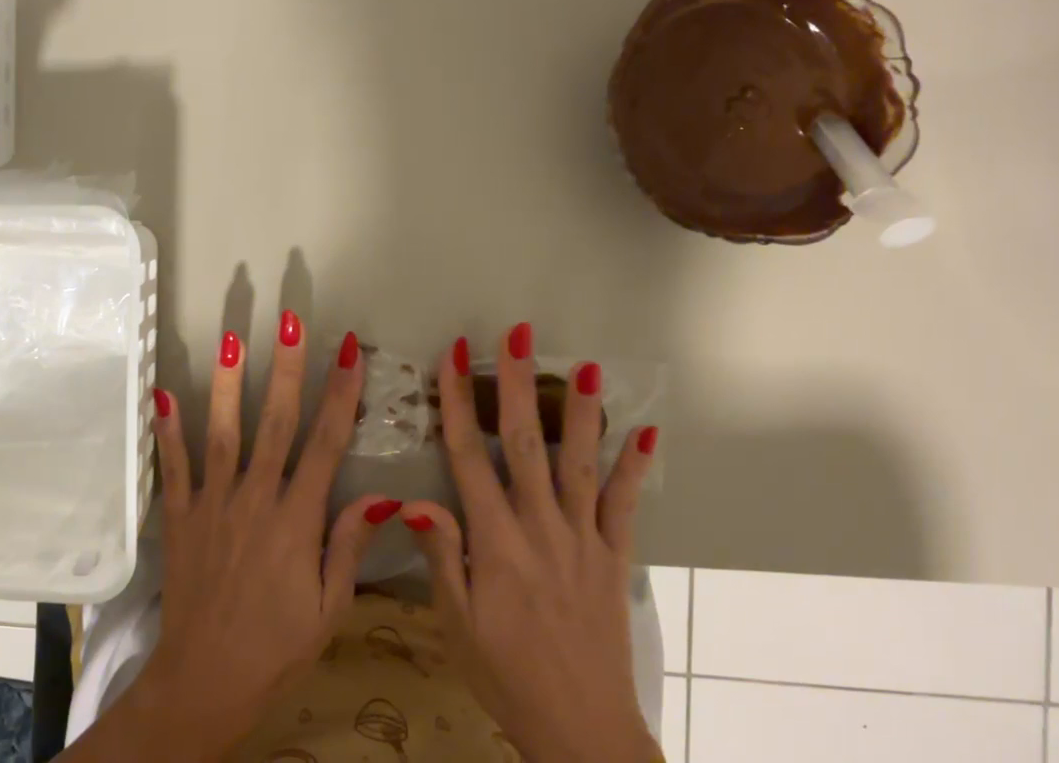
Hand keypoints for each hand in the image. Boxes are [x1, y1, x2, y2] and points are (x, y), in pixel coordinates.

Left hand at [63, 315, 397, 762]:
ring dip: (228, 382)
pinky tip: (163, 393)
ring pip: (223, 432)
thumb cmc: (278, 648)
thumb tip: (382, 496)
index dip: (340, 393)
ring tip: (230, 335)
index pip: (325, 444)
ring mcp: (213, 504)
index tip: (348, 349)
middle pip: (275, 422)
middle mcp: (255, 499)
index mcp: (297, 520)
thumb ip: (349, 545)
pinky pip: (174, 467)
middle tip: (290, 320)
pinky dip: (168, 430)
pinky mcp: (181, 517)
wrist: (206, 680)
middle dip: (286, 368)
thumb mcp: (330, 608)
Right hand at [403, 326, 662, 762]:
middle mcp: (541, 527)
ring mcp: (584, 539)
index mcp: (495, 541)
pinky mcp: (615, 558)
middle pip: (525, 443)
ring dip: (581, 412)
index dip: (457, 402)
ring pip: (580, 463)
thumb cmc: (505, 674)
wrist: (580, 726)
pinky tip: (645, 431)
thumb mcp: (456, 623)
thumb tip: (413, 501)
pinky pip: (626, 505)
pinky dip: (636, 467)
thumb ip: (442, 557)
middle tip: (518, 334)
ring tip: (586, 366)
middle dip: (518, 384)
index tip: (453, 355)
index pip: (469, 457)